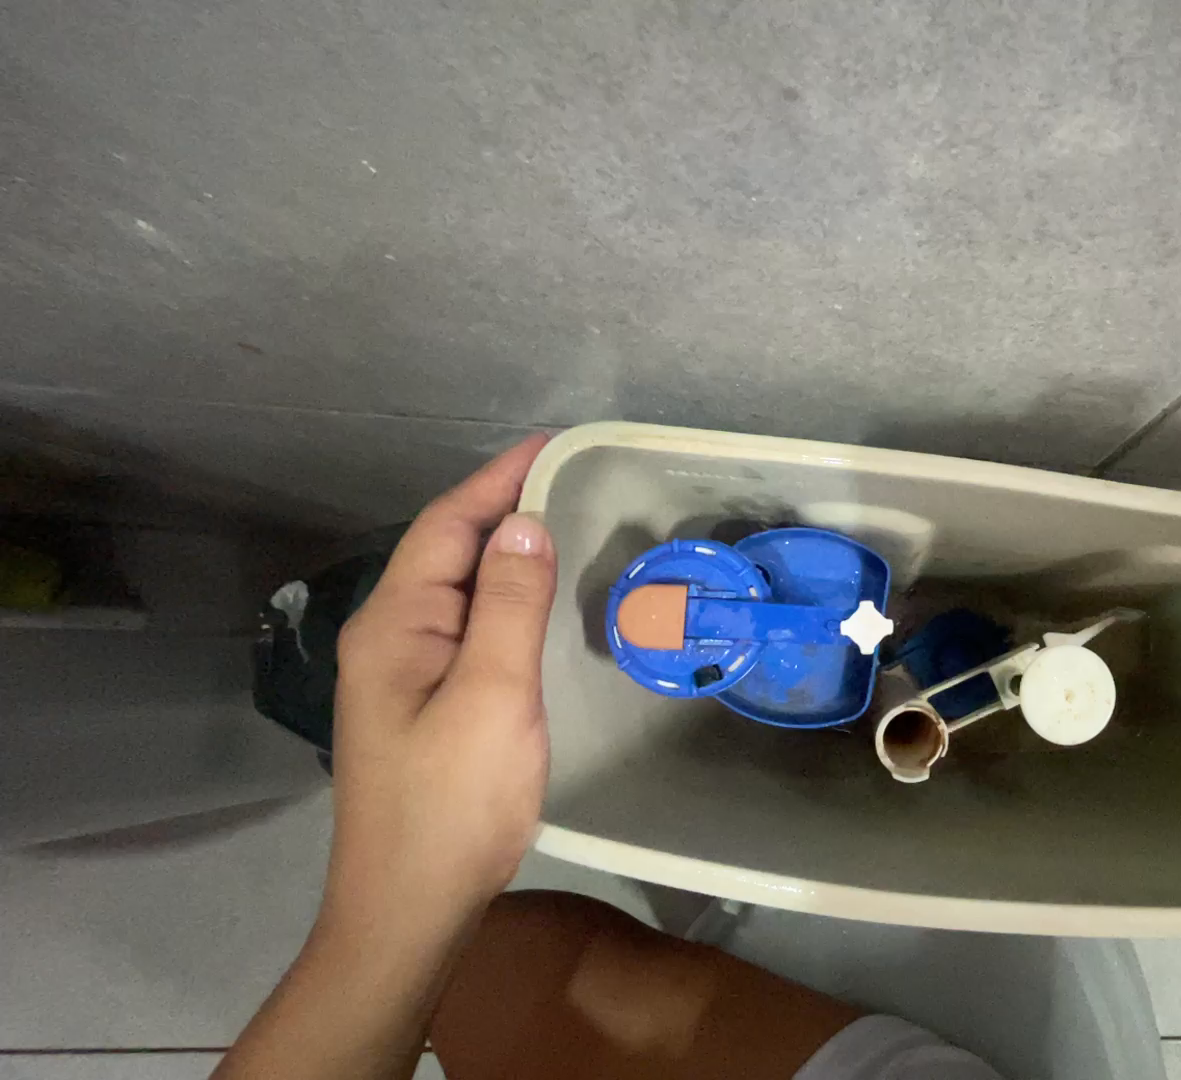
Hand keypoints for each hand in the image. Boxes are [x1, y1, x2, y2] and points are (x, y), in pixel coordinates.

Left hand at [325, 434, 557, 939]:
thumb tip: (525, 523)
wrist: (416, 901)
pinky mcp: (434, 694)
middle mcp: (394, 636)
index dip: (497, 479)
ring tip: (563, 516)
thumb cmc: (456, 798)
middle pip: (448, 548)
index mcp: (397, 625)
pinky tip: (537, 590)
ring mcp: (410, 668)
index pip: (447, 527)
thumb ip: (508, 606)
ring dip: (505, 543)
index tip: (554, 446)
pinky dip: (508, 587)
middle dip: (503, 502)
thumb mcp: (491, 695)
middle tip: (572, 477)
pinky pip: (472, 617)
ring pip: (460, 583)